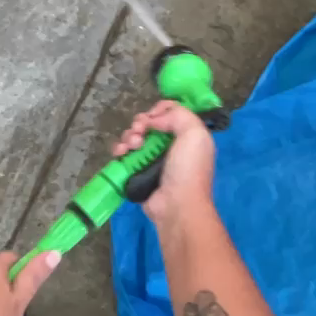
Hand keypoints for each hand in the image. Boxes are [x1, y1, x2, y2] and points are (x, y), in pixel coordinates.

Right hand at [115, 101, 215, 221]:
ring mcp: (153, 158)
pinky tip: (120, 153)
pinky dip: (120, 150)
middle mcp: (170, 144)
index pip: (169, 111)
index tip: (153, 117)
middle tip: (140, 132)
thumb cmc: (188, 168)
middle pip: (148, 122)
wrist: (176, 205)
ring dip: (129, 136)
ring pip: (134, 136)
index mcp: (187, 134)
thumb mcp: (195, 133)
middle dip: (140, 123)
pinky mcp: (138, 171)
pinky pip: (125, 154)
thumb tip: (153, 120)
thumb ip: (177, 115)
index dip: (159, 110)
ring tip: (132, 146)